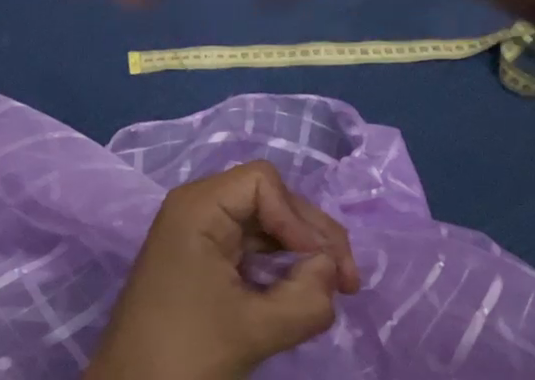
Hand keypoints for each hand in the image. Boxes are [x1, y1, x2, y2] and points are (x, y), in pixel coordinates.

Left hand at [85, 161, 358, 379]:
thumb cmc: (185, 352)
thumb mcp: (253, 329)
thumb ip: (305, 298)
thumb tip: (332, 272)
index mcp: (199, 206)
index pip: (263, 181)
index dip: (298, 217)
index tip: (322, 264)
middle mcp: (198, 209)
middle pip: (269, 199)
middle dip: (311, 235)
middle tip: (349, 283)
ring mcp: (199, 235)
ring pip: (264, 225)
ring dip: (301, 252)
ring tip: (336, 288)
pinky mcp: (203, 262)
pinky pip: (251, 249)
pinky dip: (281, 267)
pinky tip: (305, 291)